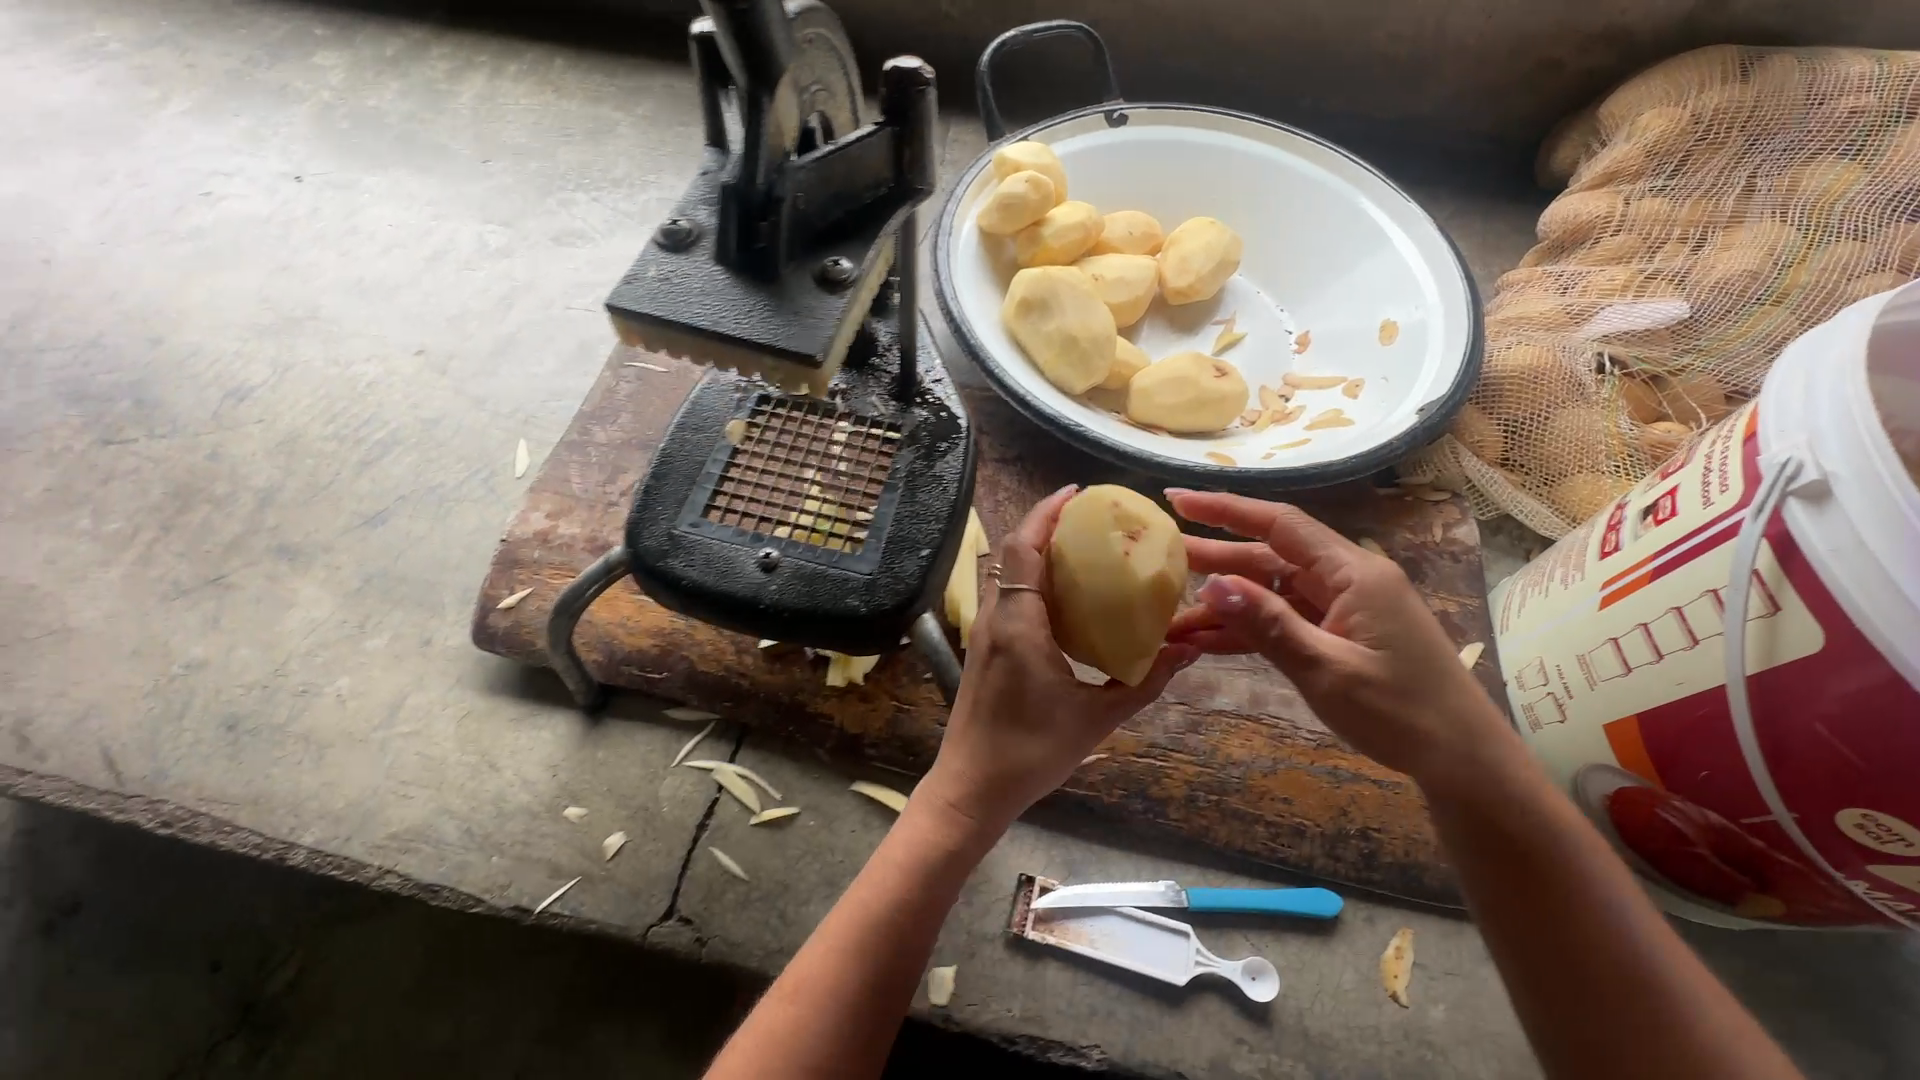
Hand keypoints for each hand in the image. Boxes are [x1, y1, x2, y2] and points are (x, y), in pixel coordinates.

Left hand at [919, 485, 1198, 835]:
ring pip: (1007, 575)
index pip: (1024, 547)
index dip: (1047, 512)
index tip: (1079, 494)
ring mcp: (983, 634)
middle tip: (1090, 520)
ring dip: (1037, 554)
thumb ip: (1144, 681)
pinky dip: (1032, 583)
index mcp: (1019, 624)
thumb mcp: (1098, 718)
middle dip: (1046, 526)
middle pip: (1012, 553)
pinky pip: (1007, 598)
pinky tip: (1065, 600)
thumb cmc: (1032, 752)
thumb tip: (1189, 650)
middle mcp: (994, 618)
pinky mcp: (982, 650)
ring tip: (1082, 551)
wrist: (972, 787)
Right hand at [1163, 491, 1514, 791]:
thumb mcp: (1326, 670)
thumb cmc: (1401, 713)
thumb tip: (1212, 584)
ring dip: (1228, 603)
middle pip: (1271, 557)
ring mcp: (1346, 609)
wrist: (1461, 759)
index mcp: (1354, 573)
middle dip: (1216, 558)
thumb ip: (1267, 625)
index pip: (1280, 524)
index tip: (1178, 500)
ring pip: (1274, 592)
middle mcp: (1349, 580)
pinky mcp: (1343, 636)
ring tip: (1172, 611)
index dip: (1226, 510)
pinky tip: (1207, 641)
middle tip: (1162, 558)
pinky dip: (1251, 630)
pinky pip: (1286, 620)